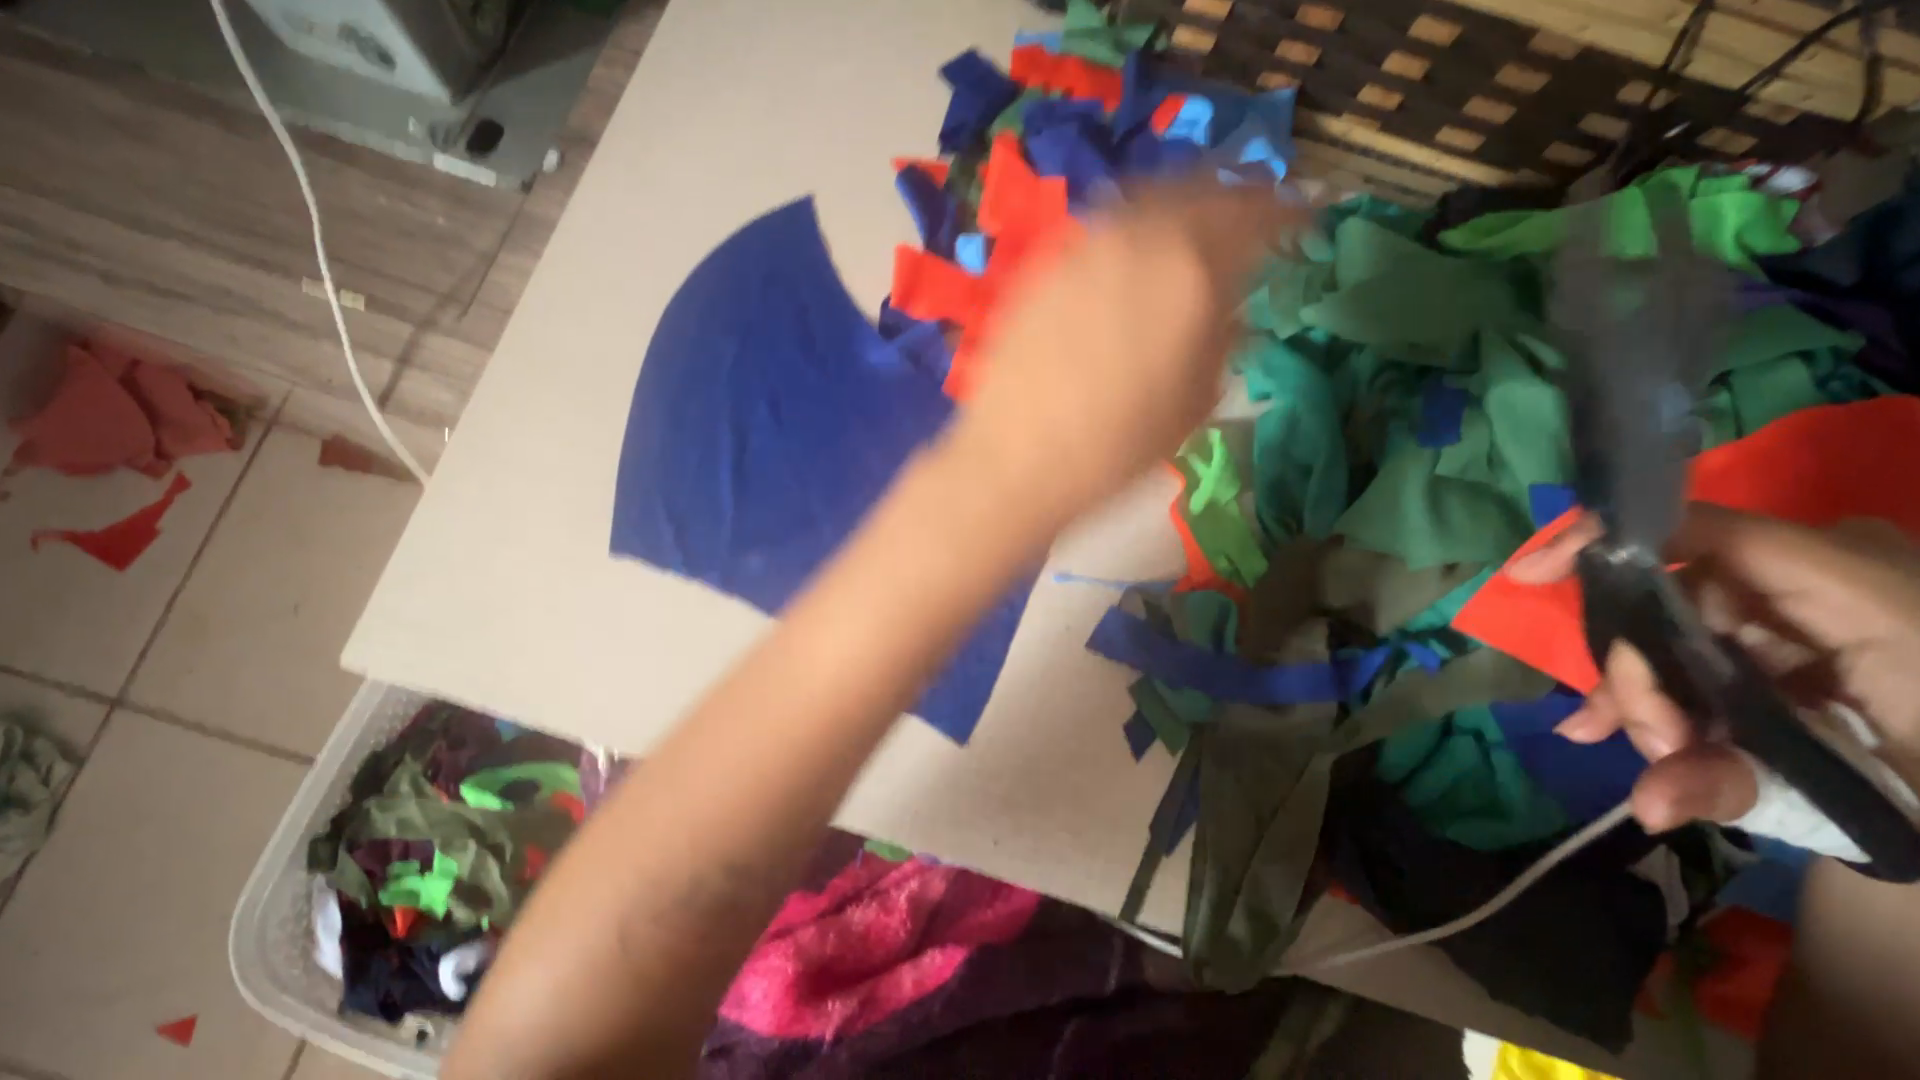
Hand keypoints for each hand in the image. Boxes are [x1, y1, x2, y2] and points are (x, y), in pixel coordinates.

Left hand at [942, 182, 1303, 523]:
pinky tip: (1136, 255)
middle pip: (1202, 189)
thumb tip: (1232, 303)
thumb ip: (1225, 335)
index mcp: (1194, 268)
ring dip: (1183, 203)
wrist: (1017, 457)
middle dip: (1236, 198)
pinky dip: (1135, 226)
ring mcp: (1087, 242)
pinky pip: (1106, 225)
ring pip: (1150, 198)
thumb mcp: (1197, 399)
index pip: (1258, 215)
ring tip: (1196, 226)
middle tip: (1254, 213)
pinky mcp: (1047, 259)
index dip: (1288, 215)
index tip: (1304, 222)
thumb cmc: (1118, 444)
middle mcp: (1141, 236)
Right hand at [1508, 504, 1919, 830]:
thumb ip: (1748, 786)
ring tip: (1650, 753)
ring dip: (1649, 689)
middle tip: (1645, 742)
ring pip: (1681, 624)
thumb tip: (1643, 804)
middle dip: (1640, 669)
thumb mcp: (1865, 798)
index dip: (1612, 540)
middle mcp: (1831, 576)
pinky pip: (1708, 643)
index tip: (1530, 575)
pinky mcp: (1800, 631)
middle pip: (1678, 595)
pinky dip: (1674, 690)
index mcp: (1867, 592)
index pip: (1712, 532)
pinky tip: (1648, 739)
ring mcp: (1814, 601)